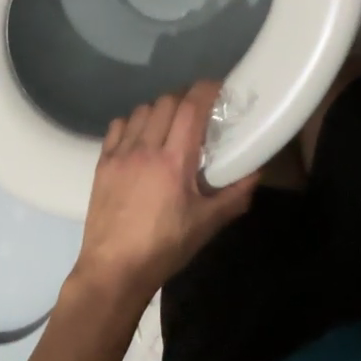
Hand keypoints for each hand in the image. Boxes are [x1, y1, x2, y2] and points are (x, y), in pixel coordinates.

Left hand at [74, 80, 258, 299]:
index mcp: (175, 160)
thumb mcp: (207, 224)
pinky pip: (119, 125)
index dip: (206, 89)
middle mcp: (146, 148)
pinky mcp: (102, 163)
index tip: (219, 88)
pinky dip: (134, 122)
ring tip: (171, 124)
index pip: (191, 106)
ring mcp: (121, 154)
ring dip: (160, 109)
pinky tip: (142, 137)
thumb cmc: (165, 248)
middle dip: (186, 98)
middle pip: (167, 101)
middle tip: (199, 110)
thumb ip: (235, 195)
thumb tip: (258, 171)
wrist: (114, 272)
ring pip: (143, 110)